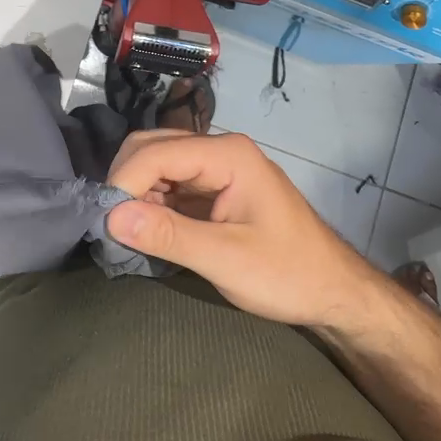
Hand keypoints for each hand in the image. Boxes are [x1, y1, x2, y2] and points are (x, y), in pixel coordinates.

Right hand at [105, 130, 367, 326]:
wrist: (335, 292)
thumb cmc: (289, 274)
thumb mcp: (227, 260)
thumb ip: (170, 235)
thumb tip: (112, 217)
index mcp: (227, 154)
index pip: (156, 151)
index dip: (124, 182)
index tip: (105, 222)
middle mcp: (219, 149)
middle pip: (151, 147)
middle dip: (125, 182)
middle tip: (112, 226)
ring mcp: (216, 167)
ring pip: (156, 163)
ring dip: (136, 193)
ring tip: (127, 232)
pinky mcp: (213, 188)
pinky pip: (169, 183)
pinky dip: (150, 202)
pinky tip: (147, 229)